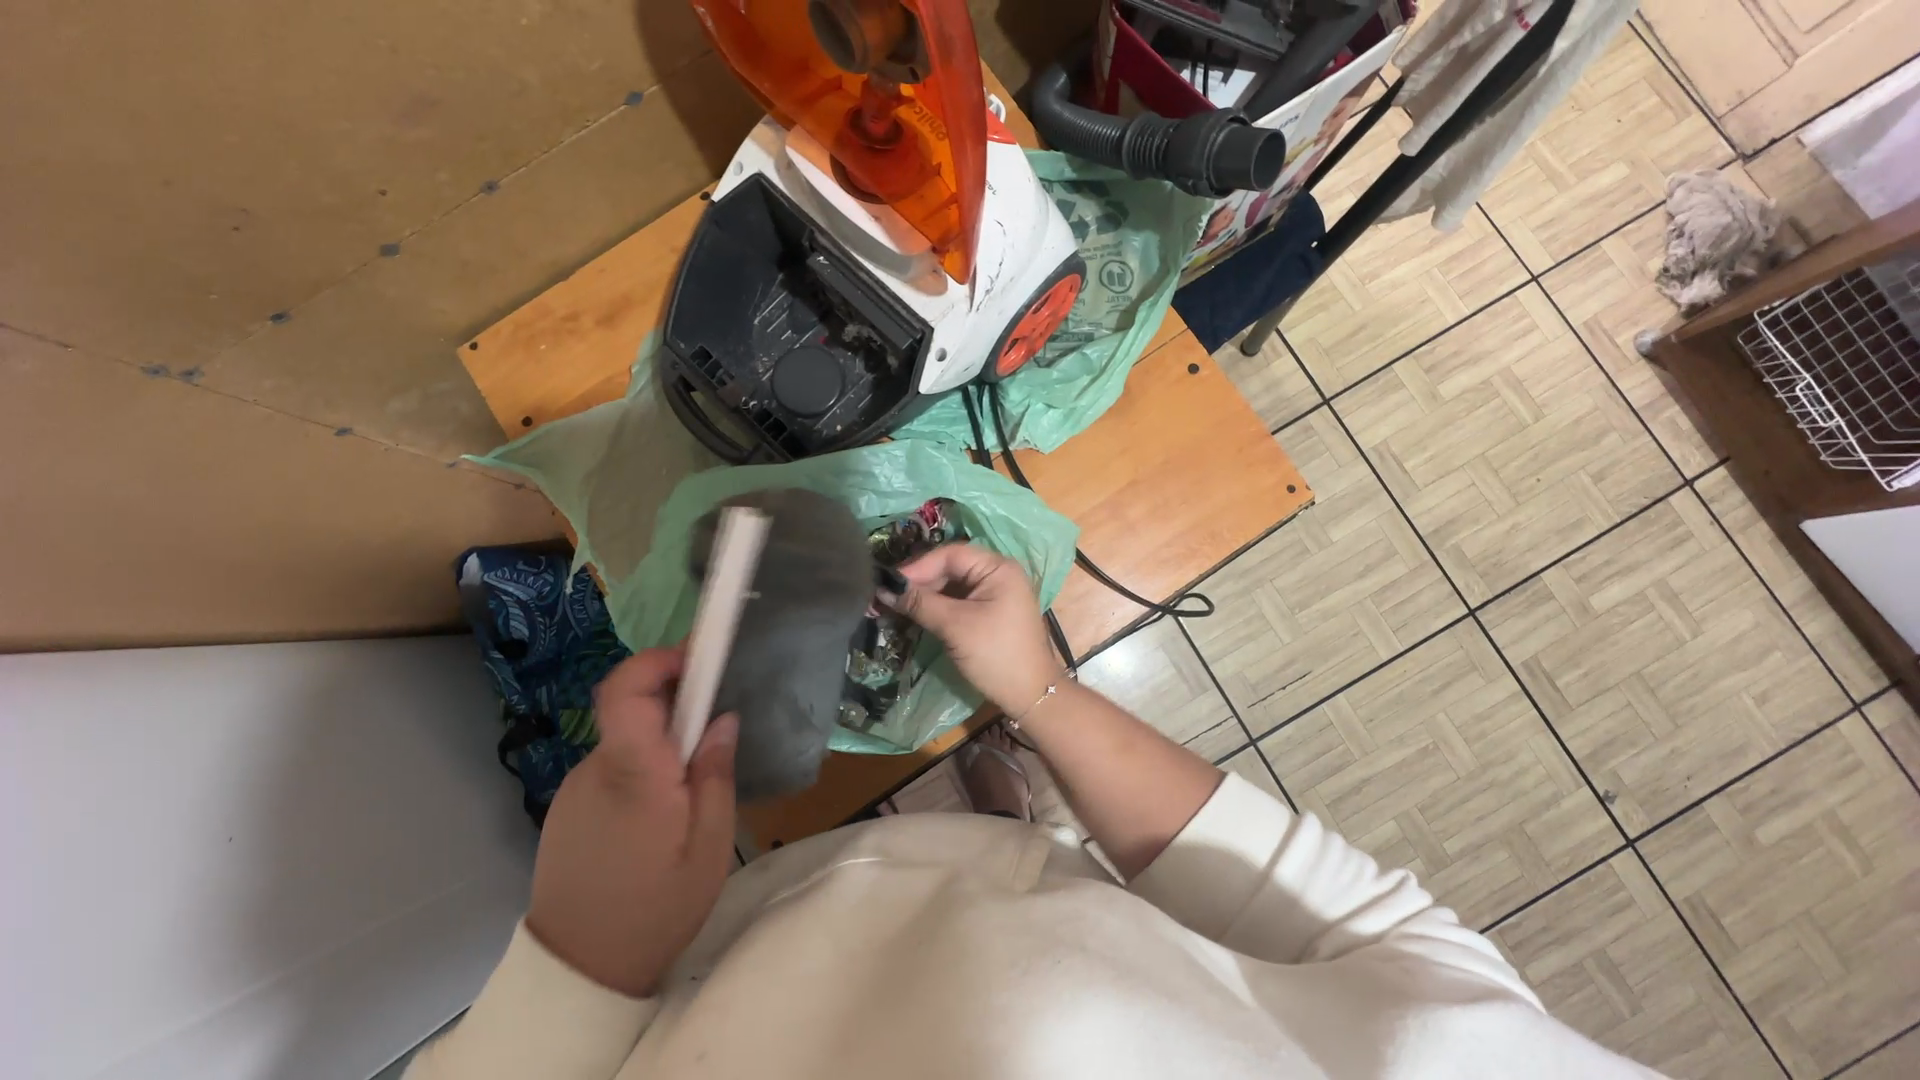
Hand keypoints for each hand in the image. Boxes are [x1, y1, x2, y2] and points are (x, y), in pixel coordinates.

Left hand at [524, 647, 738, 997]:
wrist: (578, 970)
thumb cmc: (656, 907)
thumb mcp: (710, 846)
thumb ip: (715, 774)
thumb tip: (722, 719)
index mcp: (633, 771)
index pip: (626, 688)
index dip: (658, 660)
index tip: (699, 660)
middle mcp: (596, 768)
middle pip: (631, 710)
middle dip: (675, 708)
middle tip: (716, 736)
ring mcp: (575, 789)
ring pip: (626, 743)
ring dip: (660, 746)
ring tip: (691, 793)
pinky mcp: (568, 809)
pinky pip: (612, 770)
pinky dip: (641, 771)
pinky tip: (658, 818)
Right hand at [889, 543, 1062, 716]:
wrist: (1030, 695)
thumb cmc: (995, 655)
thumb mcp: (955, 626)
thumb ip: (920, 603)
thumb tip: (883, 589)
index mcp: (998, 568)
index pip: (950, 554)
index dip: (918, 566)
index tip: (889, 582)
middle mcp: (998, 573)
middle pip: (951, 567)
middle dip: (919, 581)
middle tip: (887, 595)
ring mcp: (995, 593)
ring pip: (952, 584)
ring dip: (925, 594)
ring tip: (896, 604)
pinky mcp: (990, 612)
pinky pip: (958, 600)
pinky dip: (937, 606)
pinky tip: (915, 613)